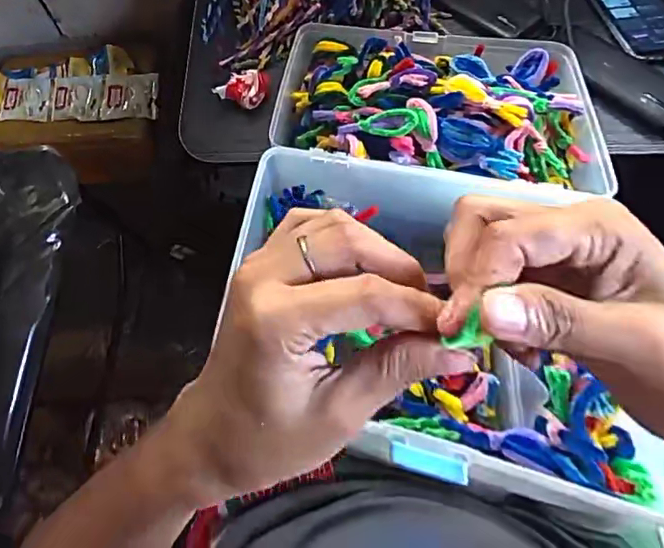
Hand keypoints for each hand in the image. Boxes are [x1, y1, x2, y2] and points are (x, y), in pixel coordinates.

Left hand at [152, 208, 476, 505]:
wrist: (210, 434)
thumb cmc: (268, 439)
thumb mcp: (337, 416)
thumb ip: (394, 369)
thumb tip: (452, 347)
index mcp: (277, 319)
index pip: (362, 293)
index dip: (415, 306)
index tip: (452, 326)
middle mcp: (263, 275)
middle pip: (344, 240)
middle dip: (396, 266)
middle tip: (428, 304)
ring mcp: (258, 261)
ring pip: (327, 224)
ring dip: (372, 247)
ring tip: (401, 287)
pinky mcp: (260, 260)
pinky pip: (306, 226)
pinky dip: (341, 236)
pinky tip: (363, 264)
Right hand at [440, 196, 663, 451]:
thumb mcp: (643, 344)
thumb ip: (560, 320)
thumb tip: (483, 310)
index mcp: (597, 224)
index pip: (511, 232)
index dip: (480, 274)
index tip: (462, 324)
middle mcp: (569, 230)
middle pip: (484, 221)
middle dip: (466, 268)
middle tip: (466, 323)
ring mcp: (557, 261)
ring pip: (481, 249)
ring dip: (475, 291)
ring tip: (495, 340)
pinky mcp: (549, 293)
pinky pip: (495, 286)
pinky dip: (489, 313)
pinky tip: (517, 349)